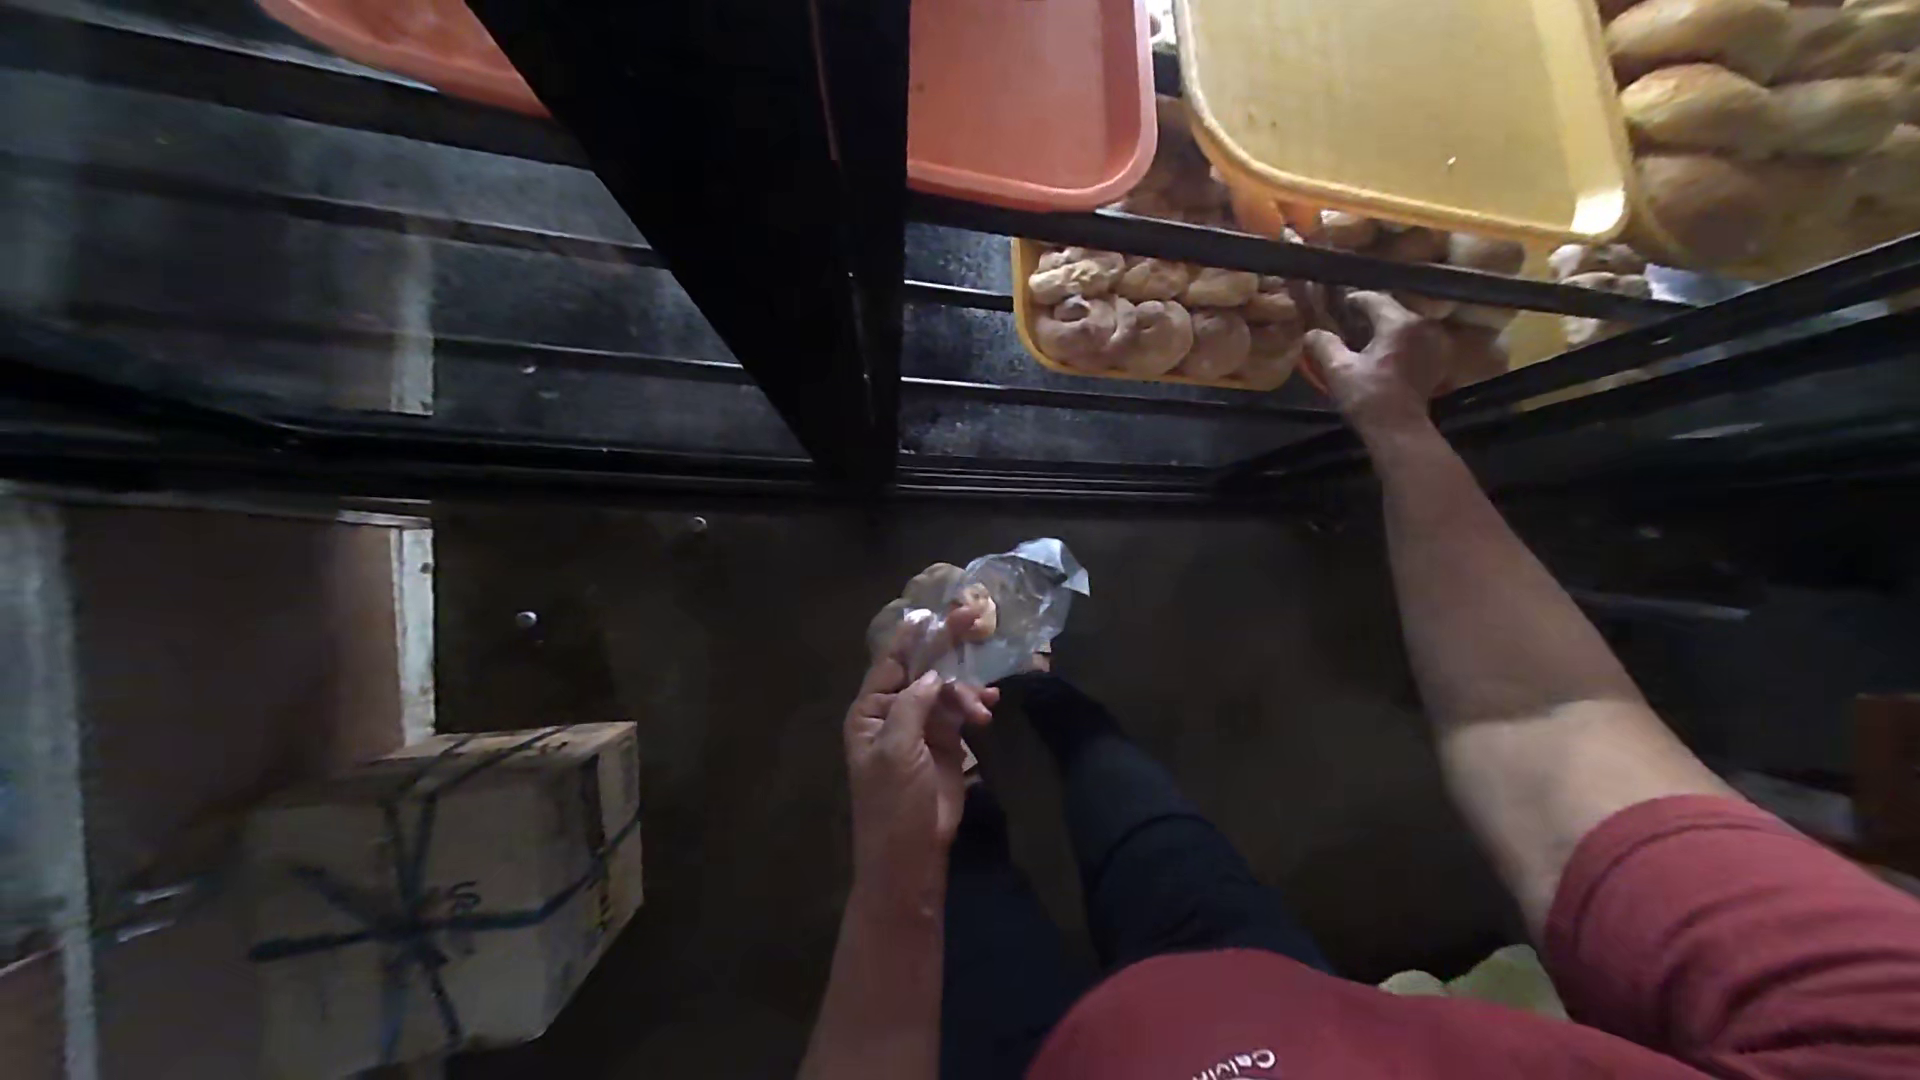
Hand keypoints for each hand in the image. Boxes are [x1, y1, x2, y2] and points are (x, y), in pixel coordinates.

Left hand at [843, 611, 998, 910]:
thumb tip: (934, 673)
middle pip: (923, 668)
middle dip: (947, 646)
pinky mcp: (946, 740)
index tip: (933, 610)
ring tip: (982, 707)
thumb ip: (913, 705)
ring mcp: (922, 725)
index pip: (891, 662)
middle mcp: (895, 710)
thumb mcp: (896, 751)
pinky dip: (975, 704)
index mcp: (871, 710)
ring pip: (947, 688)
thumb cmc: (894, 802)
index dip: (912, 635)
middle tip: (973, 619)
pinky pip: (961, 710)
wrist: (912, 854)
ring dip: (966, 690)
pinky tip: (988, 706)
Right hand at [1305, 291, 1452, 433]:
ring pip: (1405, 324)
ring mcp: (1436, 341)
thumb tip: (1311, 333)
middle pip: (1393, 309)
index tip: (1338, 305)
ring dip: (1385, 327)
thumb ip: (1324, 345)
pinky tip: (1384, 353)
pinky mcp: (1438, 358)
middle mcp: (1423, 325)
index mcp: (1399, 323)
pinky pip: (1415, 339)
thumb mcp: (1338, 370)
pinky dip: (1399, 341)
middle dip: (1370, 314)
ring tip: (1366, 337)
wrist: (1399, 428)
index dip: (1353, 300)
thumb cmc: (1368, 397)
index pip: (1374, 299)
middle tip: (1348, 322)